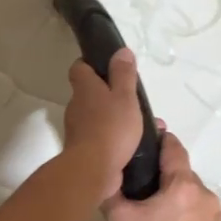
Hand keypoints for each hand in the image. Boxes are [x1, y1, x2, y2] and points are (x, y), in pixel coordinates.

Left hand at [63, 50, 143, 200]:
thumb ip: (123, 74)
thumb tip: (121, 51)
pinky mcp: (84, 147)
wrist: (93, 169)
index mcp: (84, 88)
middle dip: (110, 93)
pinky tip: (137, 142)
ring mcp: (78, 127)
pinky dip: (116, 135)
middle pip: (90, 92)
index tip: (110, 67)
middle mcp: (76, 105)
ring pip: (98, 115)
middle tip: (133, 98)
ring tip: (144, 122)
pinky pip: (102, 134)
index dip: (92, 64)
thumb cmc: (111, 127)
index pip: (79, 67)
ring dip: (117, 116)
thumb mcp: (124, 96)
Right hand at [104, 126, 220, 220]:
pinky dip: (181, 212)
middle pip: (180, 172)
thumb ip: (110, 189)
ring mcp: (215, 214)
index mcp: (182, 185)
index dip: (158, 139)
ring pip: (188, 192)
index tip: (142, 139)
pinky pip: (196, 210)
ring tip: (149, 212)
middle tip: (136, 188)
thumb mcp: (119, 219)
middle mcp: (204, 194)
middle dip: (160, 175)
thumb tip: (103, 173)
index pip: (173, 148)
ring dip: (171, 195)